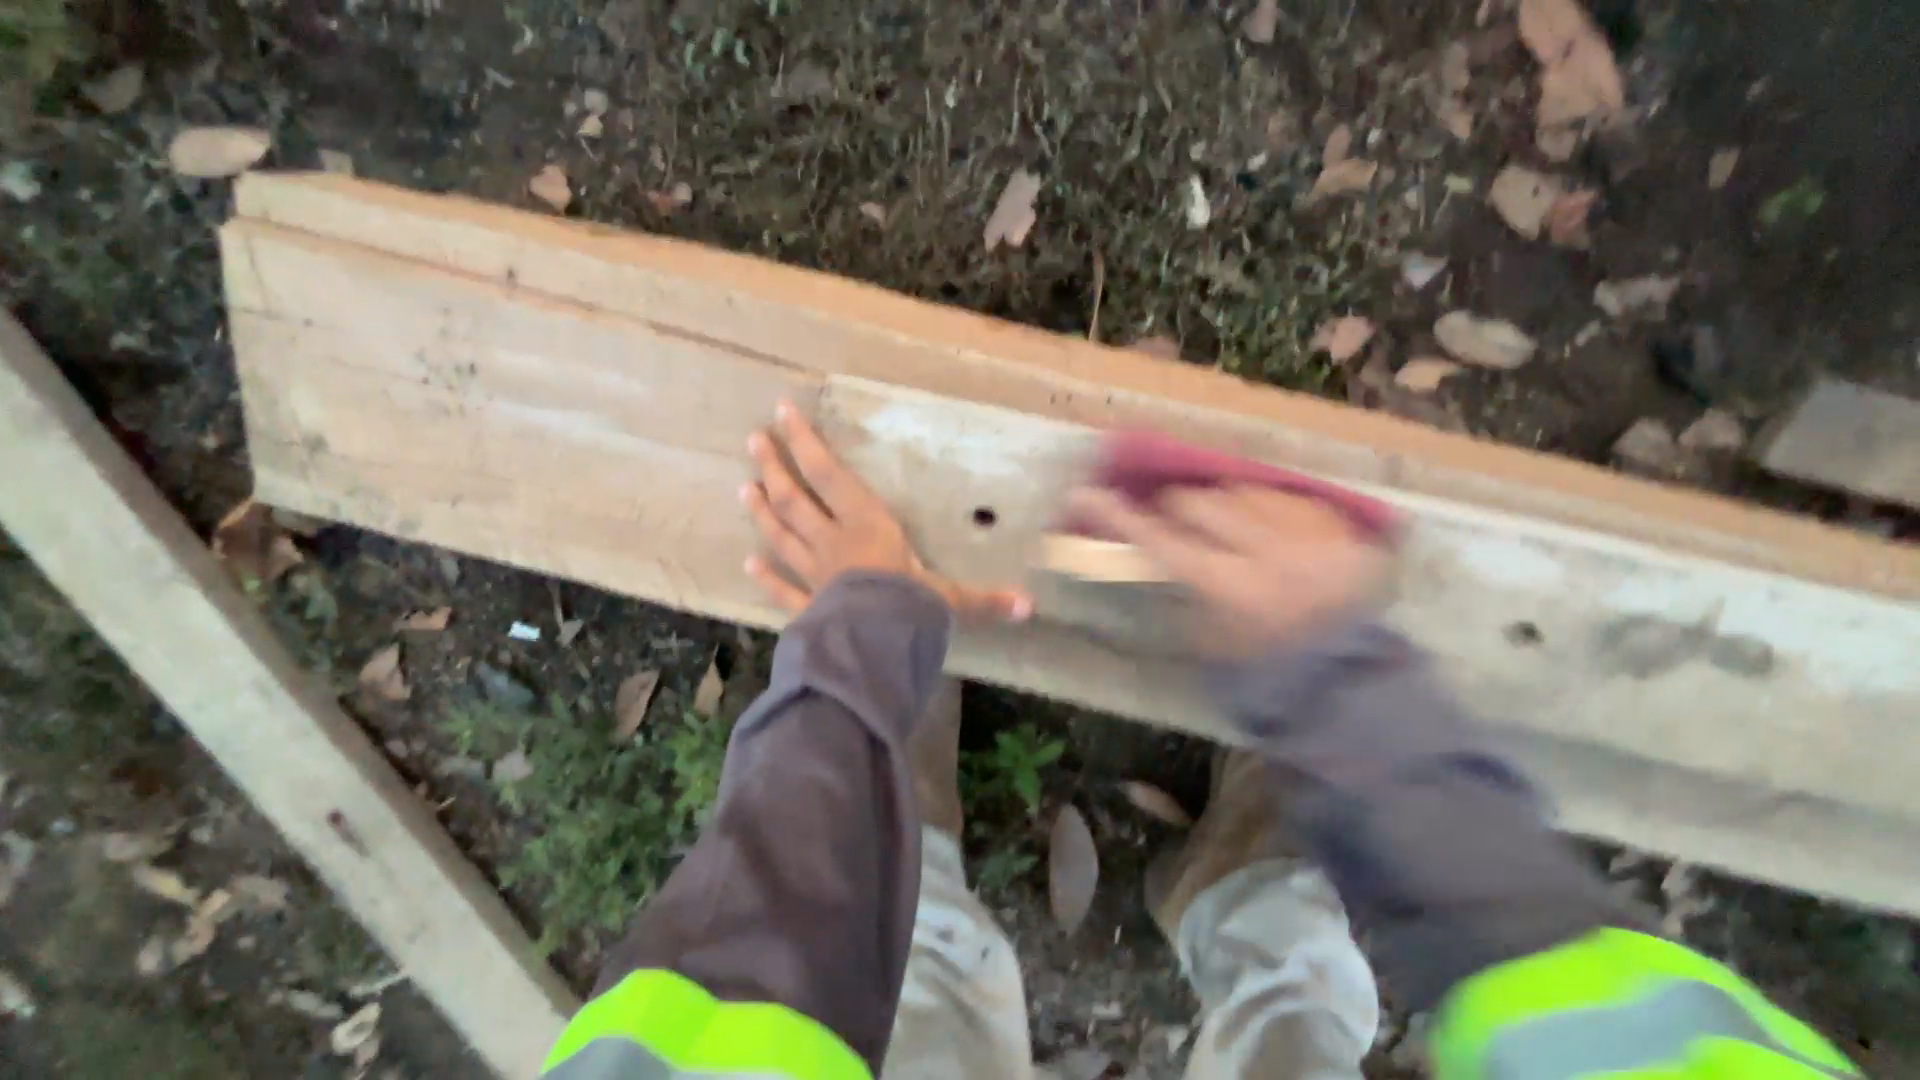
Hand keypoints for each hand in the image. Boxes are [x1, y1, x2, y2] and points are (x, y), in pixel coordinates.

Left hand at [742, 401, 1032, 621]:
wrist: (876, 648)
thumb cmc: (913, 609)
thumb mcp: (953, 600)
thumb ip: (986, 600)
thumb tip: (1030, 606)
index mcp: (867, 526)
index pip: (830, 475)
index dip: (804, 442)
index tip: (781, 412)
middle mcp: (834, 543)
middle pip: (796, 499)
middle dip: (775, 468)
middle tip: (754, 441)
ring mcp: (815, 576)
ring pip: (783, 536)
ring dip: (764, 513)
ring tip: (746, 489)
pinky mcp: (807, 608)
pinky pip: (783, 590)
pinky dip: (766, 577)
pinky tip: (748, 565)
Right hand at [1066, 484, 1390, 657]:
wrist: (1352, 683)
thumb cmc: (1265, 674)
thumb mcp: (1208, 646)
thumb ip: (1176, 598)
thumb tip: (1144, 558)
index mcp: (1229, 588)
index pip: (1158, 539)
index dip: (1116, 516)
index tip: (1082, 495)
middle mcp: (1267, 552)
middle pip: (1198, 501)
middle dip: (1176, 507)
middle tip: (1172, 519)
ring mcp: (1309, 535)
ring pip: (1241, 490)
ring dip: (1223, 505)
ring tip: (1229, 527)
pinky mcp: (1341, 529)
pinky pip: (1287, 496)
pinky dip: (1267, 508)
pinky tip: (1270, 531)